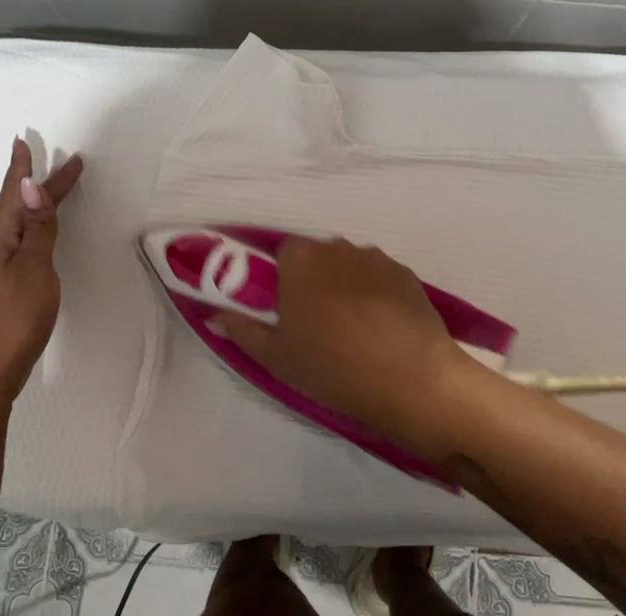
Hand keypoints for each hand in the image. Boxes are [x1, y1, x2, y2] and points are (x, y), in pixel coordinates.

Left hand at [0, 138, 83, 400]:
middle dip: (31, 179)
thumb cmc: (15, 316)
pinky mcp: (11, 284)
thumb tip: (30, 185)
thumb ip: (37, 228)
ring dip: (32, 199)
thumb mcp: (33, 268)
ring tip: (43, 184)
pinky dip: (34, 223)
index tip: (24, 140)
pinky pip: (24, 238)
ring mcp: (3, 267)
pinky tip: (38, 232)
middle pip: (17, 205)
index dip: (21, 169)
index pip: (15, 195)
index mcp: (4, 239)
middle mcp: (0, 248)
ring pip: (19, 221)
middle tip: (41, 153)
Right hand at [213, 237, 483, 461]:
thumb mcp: (275, 356)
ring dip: (346, 289)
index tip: (285, 314)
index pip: (282, 255)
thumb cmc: (331, 365)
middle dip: (314, 284)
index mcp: (301, 259)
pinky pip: (380, 281)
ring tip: (353, 333)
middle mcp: (338, 247)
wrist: (410, 378)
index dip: (281, 283)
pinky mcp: (407, 275)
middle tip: (315, 327)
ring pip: (350, 269)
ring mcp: (377, 259)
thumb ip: (242, 330)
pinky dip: (376, 298)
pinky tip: (381, 332)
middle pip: (318, 259)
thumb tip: (215, 316)